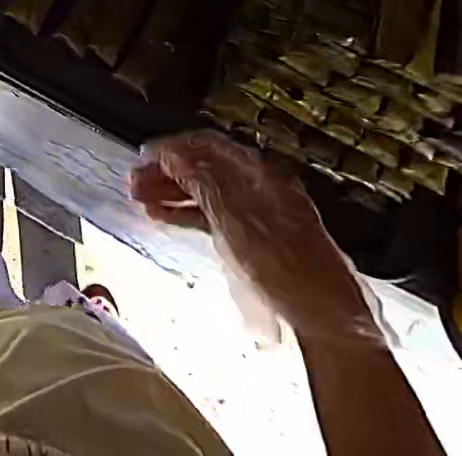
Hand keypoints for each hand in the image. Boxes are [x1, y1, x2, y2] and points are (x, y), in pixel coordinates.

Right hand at [132, 131, 372, 341]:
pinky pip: (213, 216)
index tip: (144, 156)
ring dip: (172, 193)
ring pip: (206, 193)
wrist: (325, 316)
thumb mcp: (231, 215)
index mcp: (256, 172)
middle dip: (167, 172)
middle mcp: (257, 186)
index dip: (172, 148)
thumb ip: (199, 180)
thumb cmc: (282, 262)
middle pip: (204, 168)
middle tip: (136, 181)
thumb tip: (172, 154)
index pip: (206, 145)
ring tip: (142, 200)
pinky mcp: (255, 239)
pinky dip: (187, 214)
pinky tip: (165, 219)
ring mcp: (257, 213)